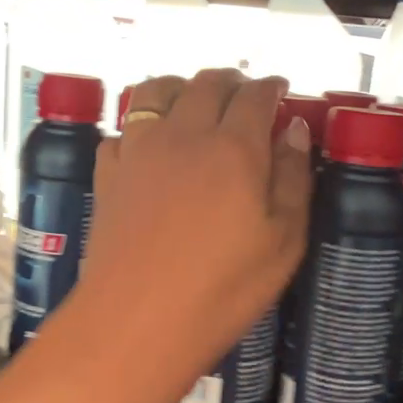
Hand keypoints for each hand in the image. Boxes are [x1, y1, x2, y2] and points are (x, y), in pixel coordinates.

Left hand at [74, 70, 312, 380]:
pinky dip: (142, 124)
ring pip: (156, 91)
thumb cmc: (223, 289)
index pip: (255, 96)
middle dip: (231, 81)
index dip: (272, 87)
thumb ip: (292, 179)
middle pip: (207, 84)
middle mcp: (184, 135)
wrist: (135, 321)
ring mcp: (139, 150)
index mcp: (234, 148)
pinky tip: (150, 143)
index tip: (281, 90)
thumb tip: (294, 130)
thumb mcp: (283, 242)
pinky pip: (124, 129)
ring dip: (182, 86)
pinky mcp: (107, 173)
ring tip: (195, 101)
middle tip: (245, 95)